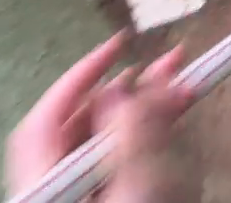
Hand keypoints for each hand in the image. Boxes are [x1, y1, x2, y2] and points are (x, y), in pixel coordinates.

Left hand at [5, 32, 193, 201]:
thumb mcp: (146, 186)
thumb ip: (135, 133)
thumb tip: (126, 88)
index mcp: (43, 194)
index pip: (44, 124)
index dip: (80, 78)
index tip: (122, 42)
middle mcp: (50, 197)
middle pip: (76, 132)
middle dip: (129, 89)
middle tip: (176, 59)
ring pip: (101, 145)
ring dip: (145, 107)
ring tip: (187, 80)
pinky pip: (116, 163)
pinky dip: (147, 133)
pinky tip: (175, 117)